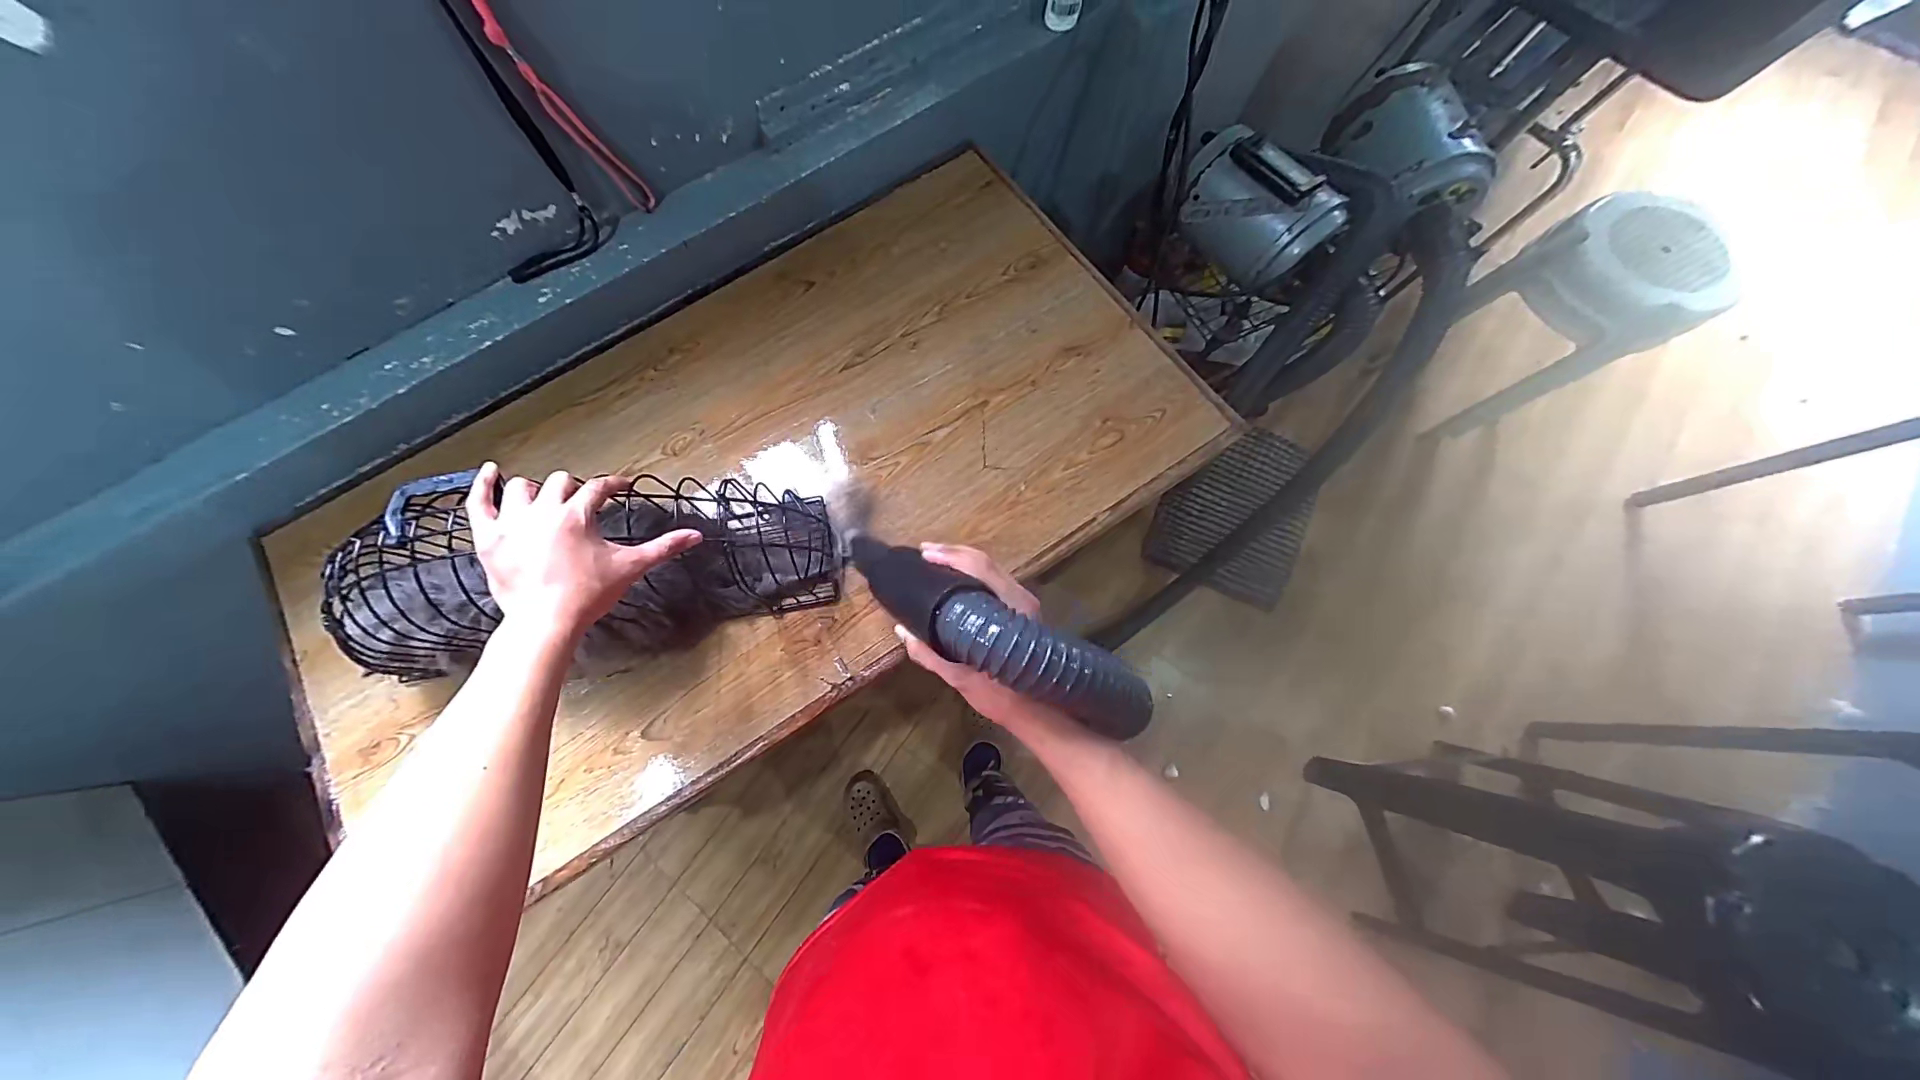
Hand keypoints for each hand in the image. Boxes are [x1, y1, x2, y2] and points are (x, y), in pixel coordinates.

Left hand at [466, 462, 703, 638]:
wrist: (546, 621)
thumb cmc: (586, 595)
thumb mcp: (630, 567)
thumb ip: (664, 547)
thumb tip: (694, 535)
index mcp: (577, 516)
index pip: (599, 487)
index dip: (614, 484)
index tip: (621, 486)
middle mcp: (543, 512)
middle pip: (560, 482)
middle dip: (575, 488)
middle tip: (583, 499)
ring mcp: (512, 523)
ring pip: (522, 488)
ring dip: (536, 489)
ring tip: (543, 495)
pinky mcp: (489, 538)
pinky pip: (480, 502)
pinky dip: (483, 484)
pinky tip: (491, 472)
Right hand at [892, 544, 1079, 745]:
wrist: (1040, 714)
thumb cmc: (1003, 696)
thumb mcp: (962, 677)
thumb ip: (930, 654)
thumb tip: (902, 632)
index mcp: (1011, 607)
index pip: (979, 566)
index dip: (950, 555)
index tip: (924, 554)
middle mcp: (1021, 598)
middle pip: (986, 563)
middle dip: (953, 554)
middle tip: (925, 553)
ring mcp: (1025, 605)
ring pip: (993, 571)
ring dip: (963, 563)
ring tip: (936, 562)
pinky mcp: (1024, 613)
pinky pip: (996, 583)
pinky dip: (974, 577)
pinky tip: (956, 583)